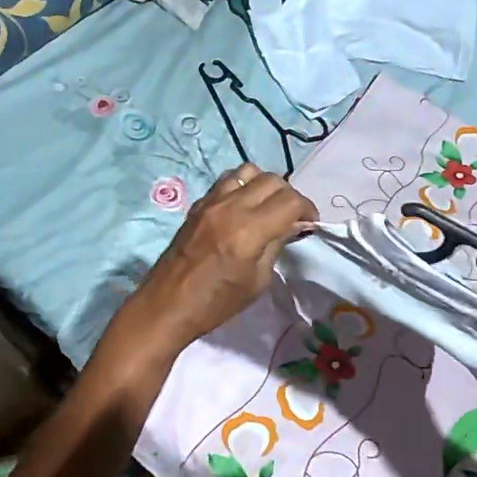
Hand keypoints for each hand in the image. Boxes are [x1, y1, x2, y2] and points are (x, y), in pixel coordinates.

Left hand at [121, 164, 317, 351]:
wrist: (167, 305)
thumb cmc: (216, 303)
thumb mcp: (258, 281)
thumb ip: (276, 245)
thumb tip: (291, 224)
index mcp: (249, 230)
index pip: (291, 200)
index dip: (307, 209)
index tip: (309, 223)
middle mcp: (231, 207)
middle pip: (272, 180)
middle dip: (289, 195)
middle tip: (292, 216)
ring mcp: (211, 202)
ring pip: (247, 171)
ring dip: (264, 184)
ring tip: (267, 206)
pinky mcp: (198, 204)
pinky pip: (226, 181)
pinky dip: (242, 186)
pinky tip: (242, 208)